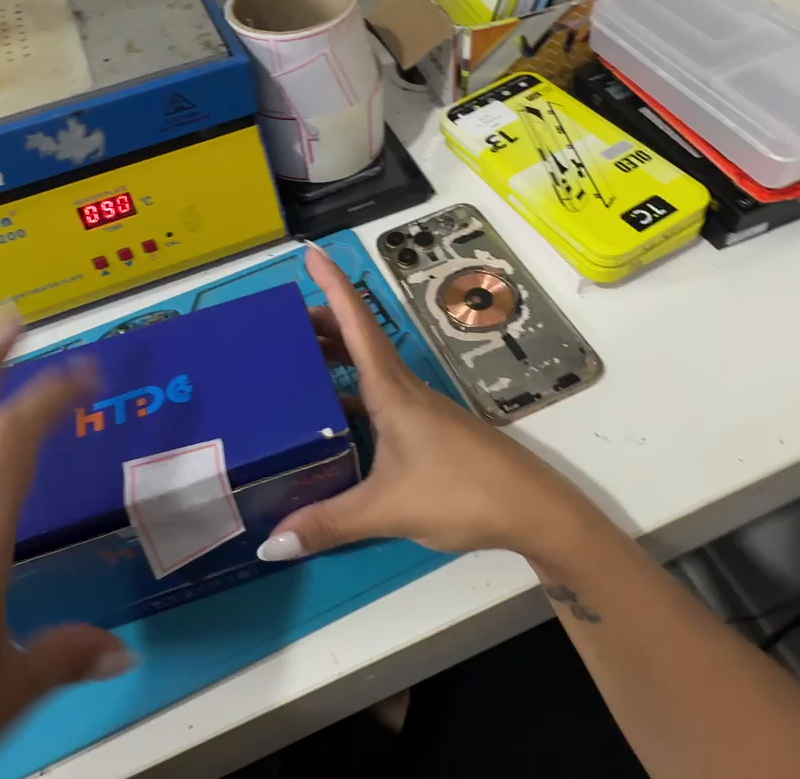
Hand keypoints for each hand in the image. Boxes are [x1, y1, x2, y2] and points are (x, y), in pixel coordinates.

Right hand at [257, 245, 601, 563]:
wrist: (531, 509)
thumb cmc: (461, 492)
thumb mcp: (388, 508)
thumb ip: (328, 524)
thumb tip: (268, 545)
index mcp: (392, 392)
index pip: (357, 325)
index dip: (334, 287)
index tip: (312, 254)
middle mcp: (403, 391)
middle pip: (359, 342)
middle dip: (322, 324)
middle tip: (281, 322)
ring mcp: (418, 411)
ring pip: (369, 371)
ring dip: (336, 359)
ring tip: (297, 363)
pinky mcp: (426, 432)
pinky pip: (377, 400)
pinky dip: (349, 398)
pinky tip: (332, 422)